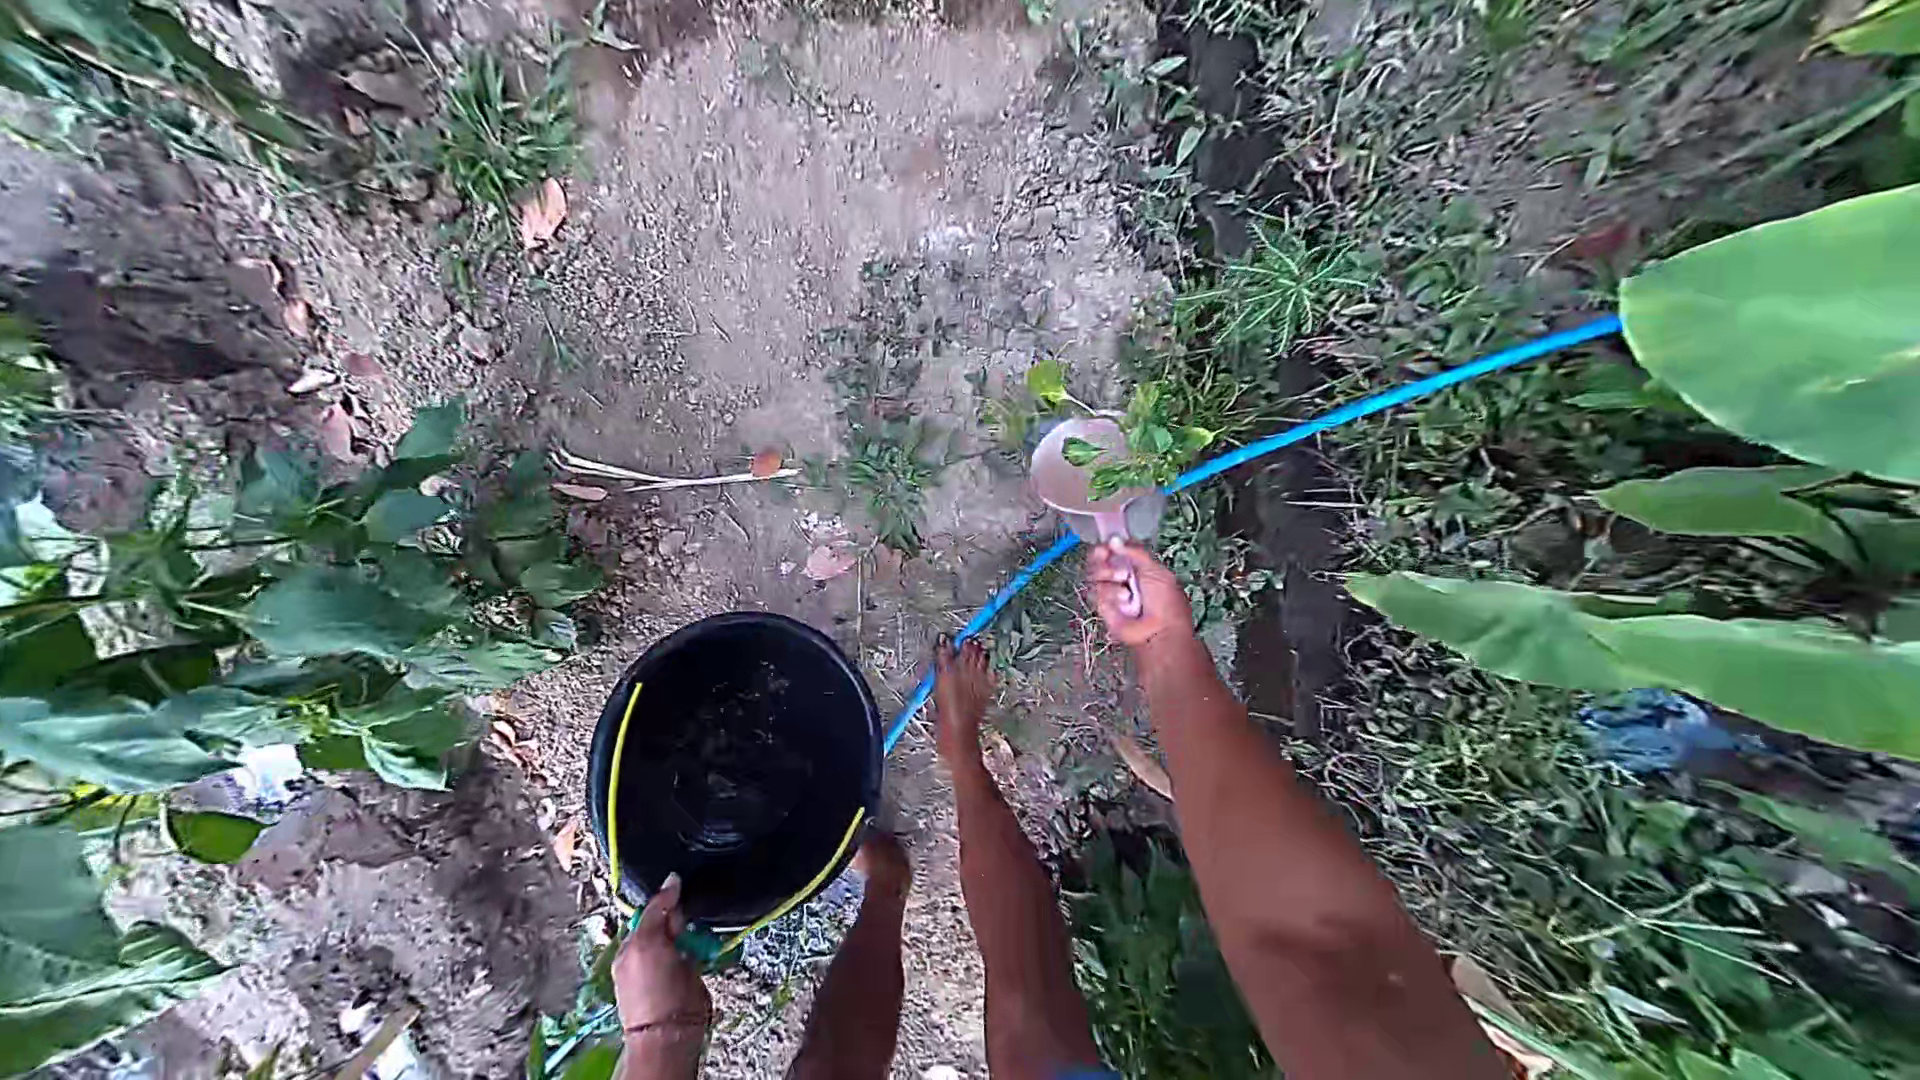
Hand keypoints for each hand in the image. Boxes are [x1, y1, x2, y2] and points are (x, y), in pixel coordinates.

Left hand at [613, 874, 710, 1036]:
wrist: (673, 1028)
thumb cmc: (651, 989)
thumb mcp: (646, 942)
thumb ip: (657, 908)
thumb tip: (672, 878)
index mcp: (632, 945)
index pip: (651, 908)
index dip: (665, 900)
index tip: (678, 896)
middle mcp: (652, 951)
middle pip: (672, 916)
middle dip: (682, 914)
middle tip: (682, 927)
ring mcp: (673, 960)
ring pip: (689, 929)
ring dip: (696, 926)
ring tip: (696, 934)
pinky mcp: (693, 968)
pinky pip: (703, 943)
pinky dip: (707, 940)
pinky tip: (707, 942)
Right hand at [1086, 537, 1191, 648]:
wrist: (1158, 632)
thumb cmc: (1164, 601)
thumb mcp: (1155, 570)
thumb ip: (1135, 552)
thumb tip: (1113, 540)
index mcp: (1138, 568)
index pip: (1117, 552)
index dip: (1109, 547)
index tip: (1105, 545)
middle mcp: (1123, 579)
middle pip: (1102, 561)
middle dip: (1103, 559)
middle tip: (1103, 557)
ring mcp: (1112, 593)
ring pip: (1096, 575)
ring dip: (1108, 577)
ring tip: (1122, 586)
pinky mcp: (1103, 607)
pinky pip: (1096, 593)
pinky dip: (1109, 595)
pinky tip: (1121, 601)